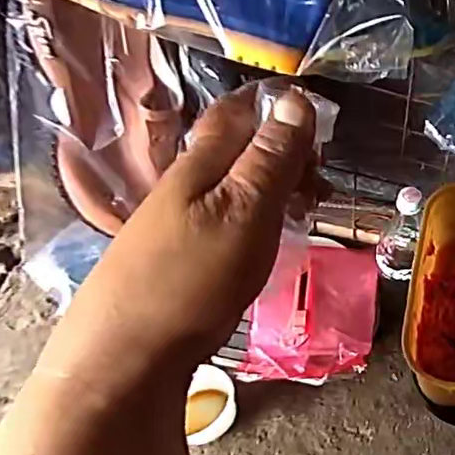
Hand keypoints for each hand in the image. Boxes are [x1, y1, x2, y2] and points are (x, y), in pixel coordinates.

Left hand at [37, 85, 318, 384]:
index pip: (240, 110)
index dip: (279, 103)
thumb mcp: (247, 212)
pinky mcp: (189, 244)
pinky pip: (237, 207)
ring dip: (284, 181)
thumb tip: (296, 101)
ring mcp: (186, 213)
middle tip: (324, 180)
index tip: (325, 117)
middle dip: (291, 147)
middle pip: (244, 143)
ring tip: (313, 208)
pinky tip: (281, 231)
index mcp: (202, 163)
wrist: (129, 353)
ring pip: (243, 177)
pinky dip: (268, 208)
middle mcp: (190, 179)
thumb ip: (272, 159)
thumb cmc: (194, 277)